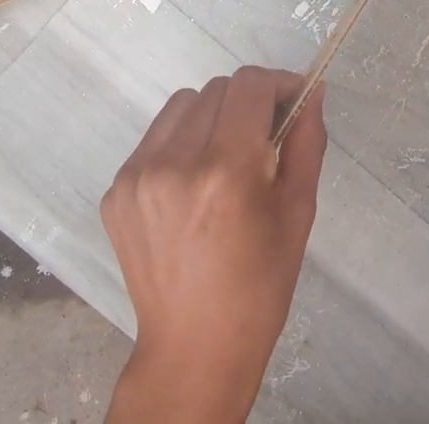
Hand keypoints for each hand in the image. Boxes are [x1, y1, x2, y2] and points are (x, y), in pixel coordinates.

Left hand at [102, 66, 326, 423]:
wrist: (194, 345)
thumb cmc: (261, 284)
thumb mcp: (298, 210)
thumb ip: (306, 142)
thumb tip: (312, 92)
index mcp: (225, 171)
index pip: (250, 85)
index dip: (278, 83)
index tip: (293, 102)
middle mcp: (174, 164)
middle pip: (218, 89)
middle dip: (249, 101)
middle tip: (265, 135)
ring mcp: (136, 176)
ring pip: (184, 105)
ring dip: (213, 116)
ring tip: (226, 157)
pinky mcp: (115, 191)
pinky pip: (156, 137)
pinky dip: (182, 142)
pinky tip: (194, 183)